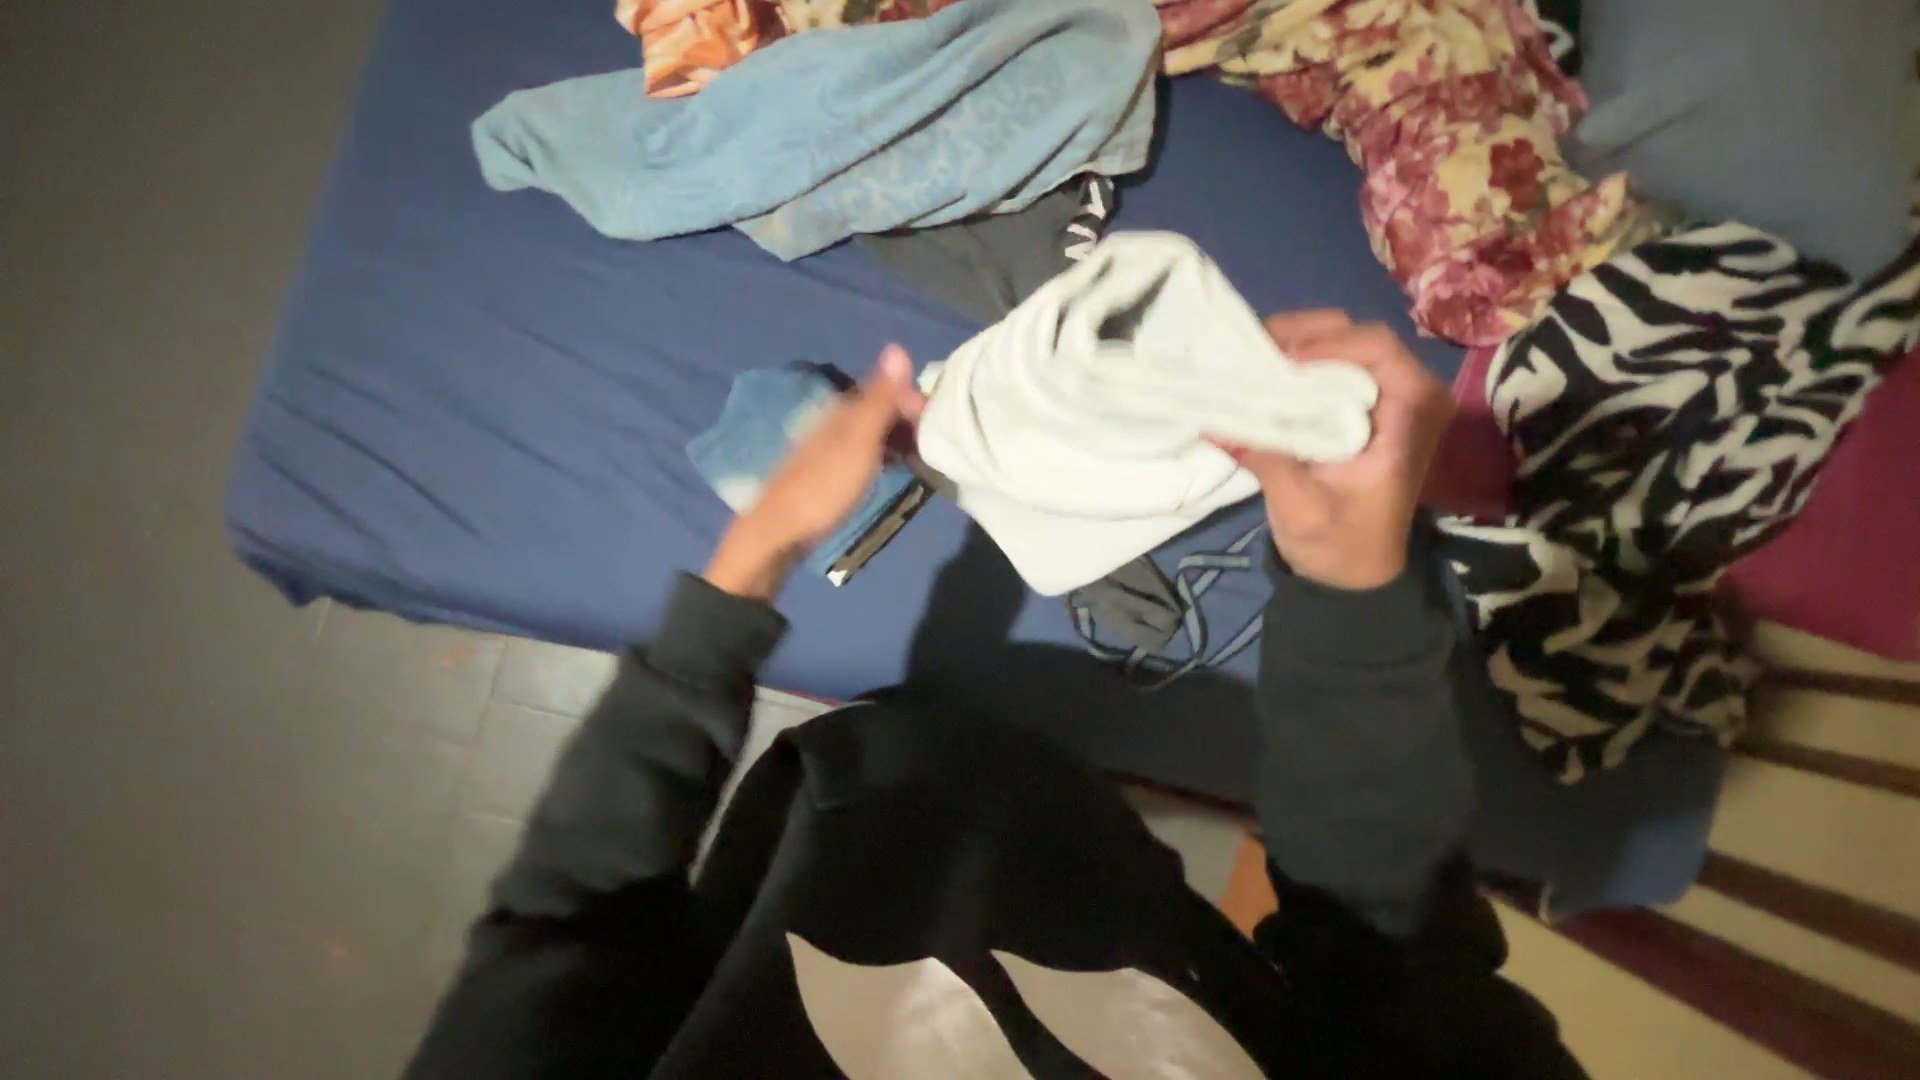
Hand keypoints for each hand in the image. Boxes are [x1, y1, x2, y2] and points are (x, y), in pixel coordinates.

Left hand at [703, 346, 925, 599]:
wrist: (780, 531)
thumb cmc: (826, 487)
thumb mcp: (860, 441)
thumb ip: (880, 398)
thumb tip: (897, 346)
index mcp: (844, 408)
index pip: (888, 388)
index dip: (916, 401)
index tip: (937, 426)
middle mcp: (836, 420)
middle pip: (881, 409)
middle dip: (910, 419)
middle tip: (934, 445)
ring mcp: (830, 447)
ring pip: (874, 431)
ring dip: (899, 438)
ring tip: (922, 458)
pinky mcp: (829, 471)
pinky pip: (867, 451)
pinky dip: (886, 454)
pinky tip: (896, 469)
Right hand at [1213, 311, 1452, 590]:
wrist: (1355, 573)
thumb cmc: (1339, 544)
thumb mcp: (1300, 509)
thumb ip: (1265, 461)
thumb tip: (1213, 424)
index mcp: (1411, 413)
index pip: (1376, 347)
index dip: (1324, 344)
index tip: (1277, 363)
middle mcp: (1410, 394)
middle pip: (1357, 335)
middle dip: (1302, 336)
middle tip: (1252, 353)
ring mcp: (1391, 397)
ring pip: (1345, 343)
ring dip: (1297, 344)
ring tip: (1253, 360)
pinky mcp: (1369, 405)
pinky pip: (1336, 365)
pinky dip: (1299, 362)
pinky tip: (1267, 374)